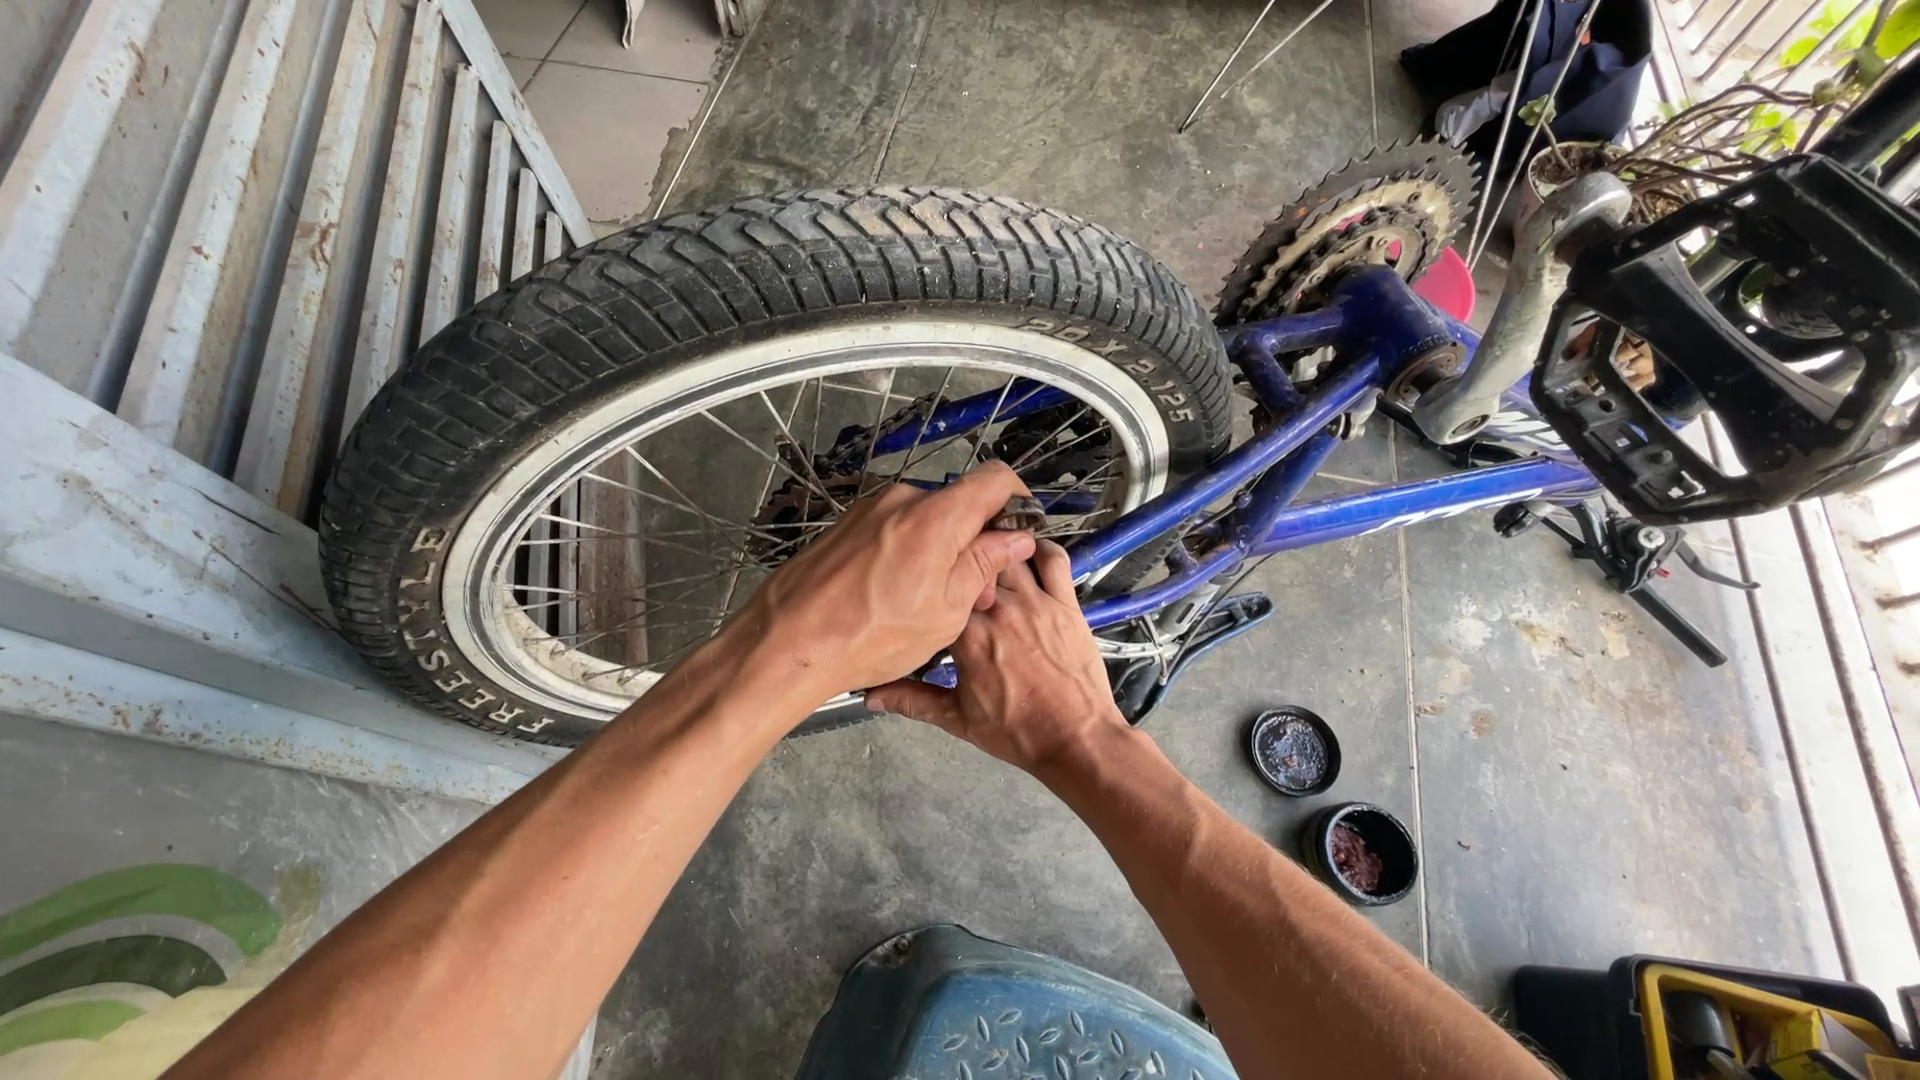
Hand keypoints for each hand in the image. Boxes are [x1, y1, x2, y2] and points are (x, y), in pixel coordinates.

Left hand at [734, 463, 1037, 698]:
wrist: (787, 642)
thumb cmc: (868, 636)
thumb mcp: (946, 611)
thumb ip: (984, 565)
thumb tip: (1015, 538)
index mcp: (935, 517)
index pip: (995, 479)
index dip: (1018, 500)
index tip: (1020, 530)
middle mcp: (902, 500)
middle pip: (959, 504)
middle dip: (976, 540)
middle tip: (974, 592)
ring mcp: (870, 509)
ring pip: (926, 519)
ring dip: (941, 550)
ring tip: (929, 603)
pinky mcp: (847, 523)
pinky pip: (895, 527)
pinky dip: (909, 552)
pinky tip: (895, 595)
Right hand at [865, 540, 1129, 772]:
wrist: (1077, 739)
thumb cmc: (1018, 731)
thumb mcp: (958, 719)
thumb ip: (912, 701)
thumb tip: (870, 696)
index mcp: (969, 635)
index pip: (940, 590)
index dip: (931, 582)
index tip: (925, 582)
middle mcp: (1000, 609)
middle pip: (974, 561)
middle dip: (961, 555)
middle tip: (953, 555)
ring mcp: (1036, 602)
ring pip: (1010, 552)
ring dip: (997, 544)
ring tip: (986, 541)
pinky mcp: (1066, 604)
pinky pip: (1054, 560)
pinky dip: (1042, 547)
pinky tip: (1030, 548)